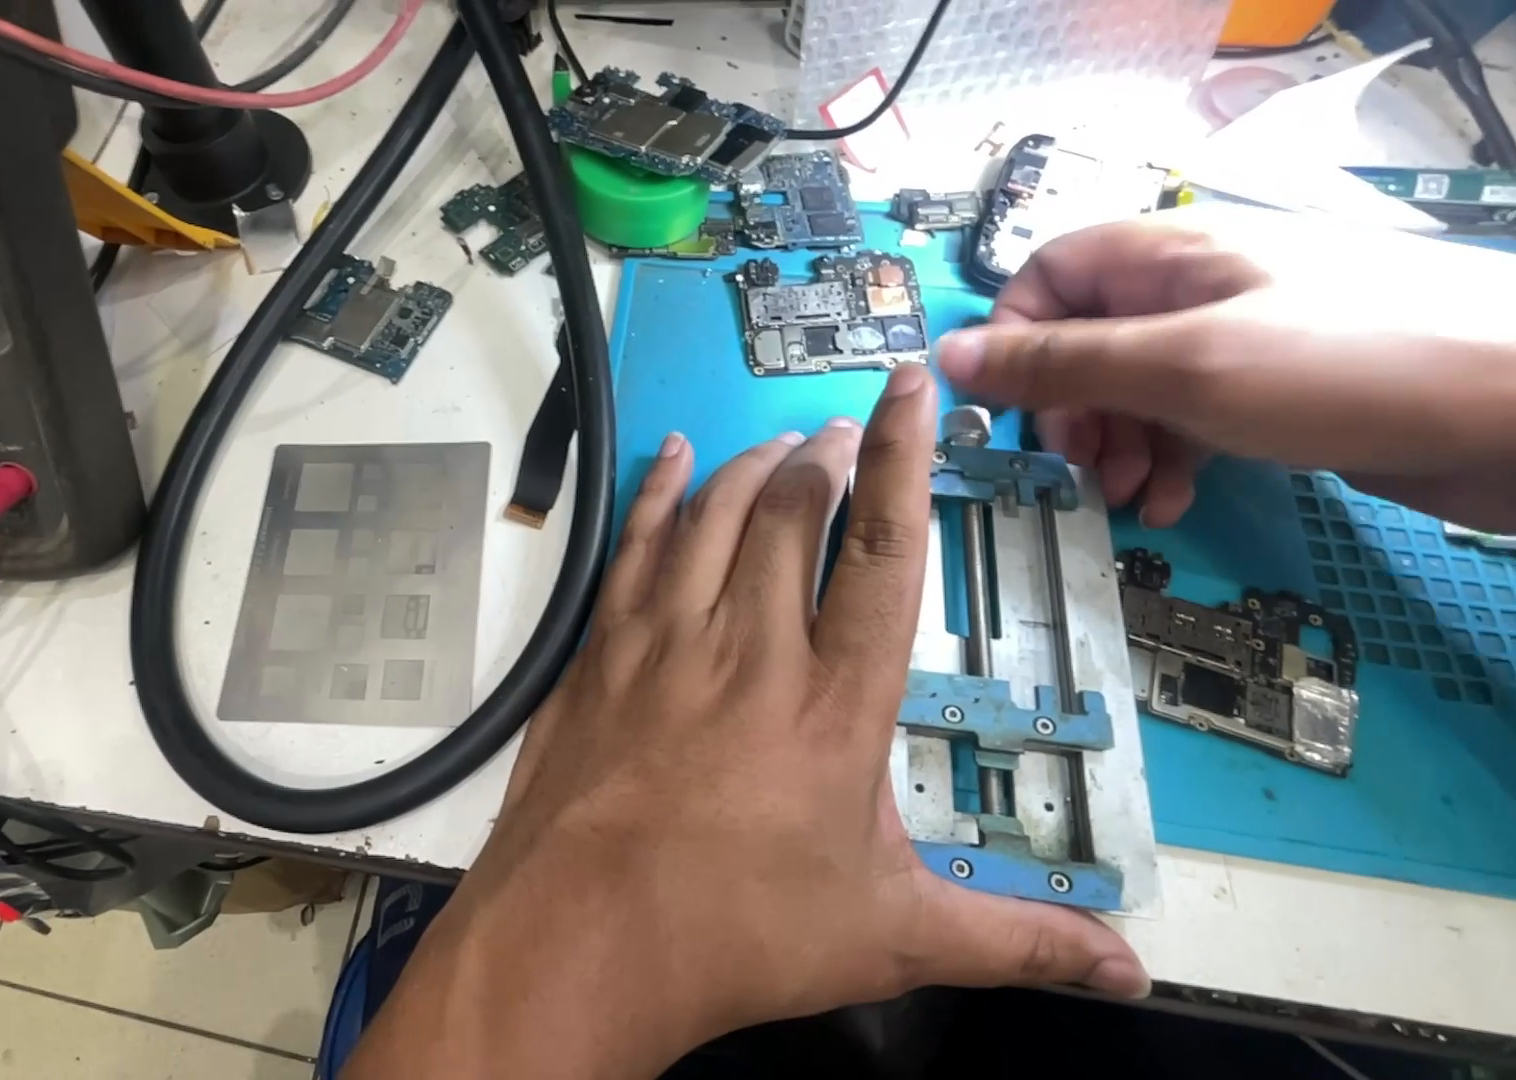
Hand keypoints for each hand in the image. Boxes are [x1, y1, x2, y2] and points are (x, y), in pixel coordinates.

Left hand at [349, 366, 1146, 1079]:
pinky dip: (659, 491)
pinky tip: (675, 455)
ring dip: (753, 465)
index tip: (908, 393)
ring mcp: (666, 637)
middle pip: (793, 512)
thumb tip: (1130, 971)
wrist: (583, 933)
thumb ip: (1010, 937)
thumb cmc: (737, 932)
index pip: (885, 551)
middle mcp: (751, 645)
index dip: (904, 461)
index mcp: (835, 701)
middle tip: (842, 432)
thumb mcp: (888, 938)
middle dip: (825, 458)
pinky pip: (637, 543)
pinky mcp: (604, 646)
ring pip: (716, 514)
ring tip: (784, 442)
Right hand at [936, 205, 1515, 529]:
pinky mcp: (1262, 388)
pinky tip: (1172, 502)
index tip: (1009, 405)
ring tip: (1129, 495)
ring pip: (1124, 390)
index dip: (1013, 339)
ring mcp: (1227, 339)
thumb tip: (947, 354)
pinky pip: (1178, 419)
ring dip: (1112, 447)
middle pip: (1079, 344)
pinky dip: (1164, 462)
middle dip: (1066, 411)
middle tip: (1077, 464)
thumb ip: (1055, 362)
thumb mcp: (1175, 366)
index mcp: (1162, 257)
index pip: (1044, 278)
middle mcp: (1187, 291)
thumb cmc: (1344, 365)